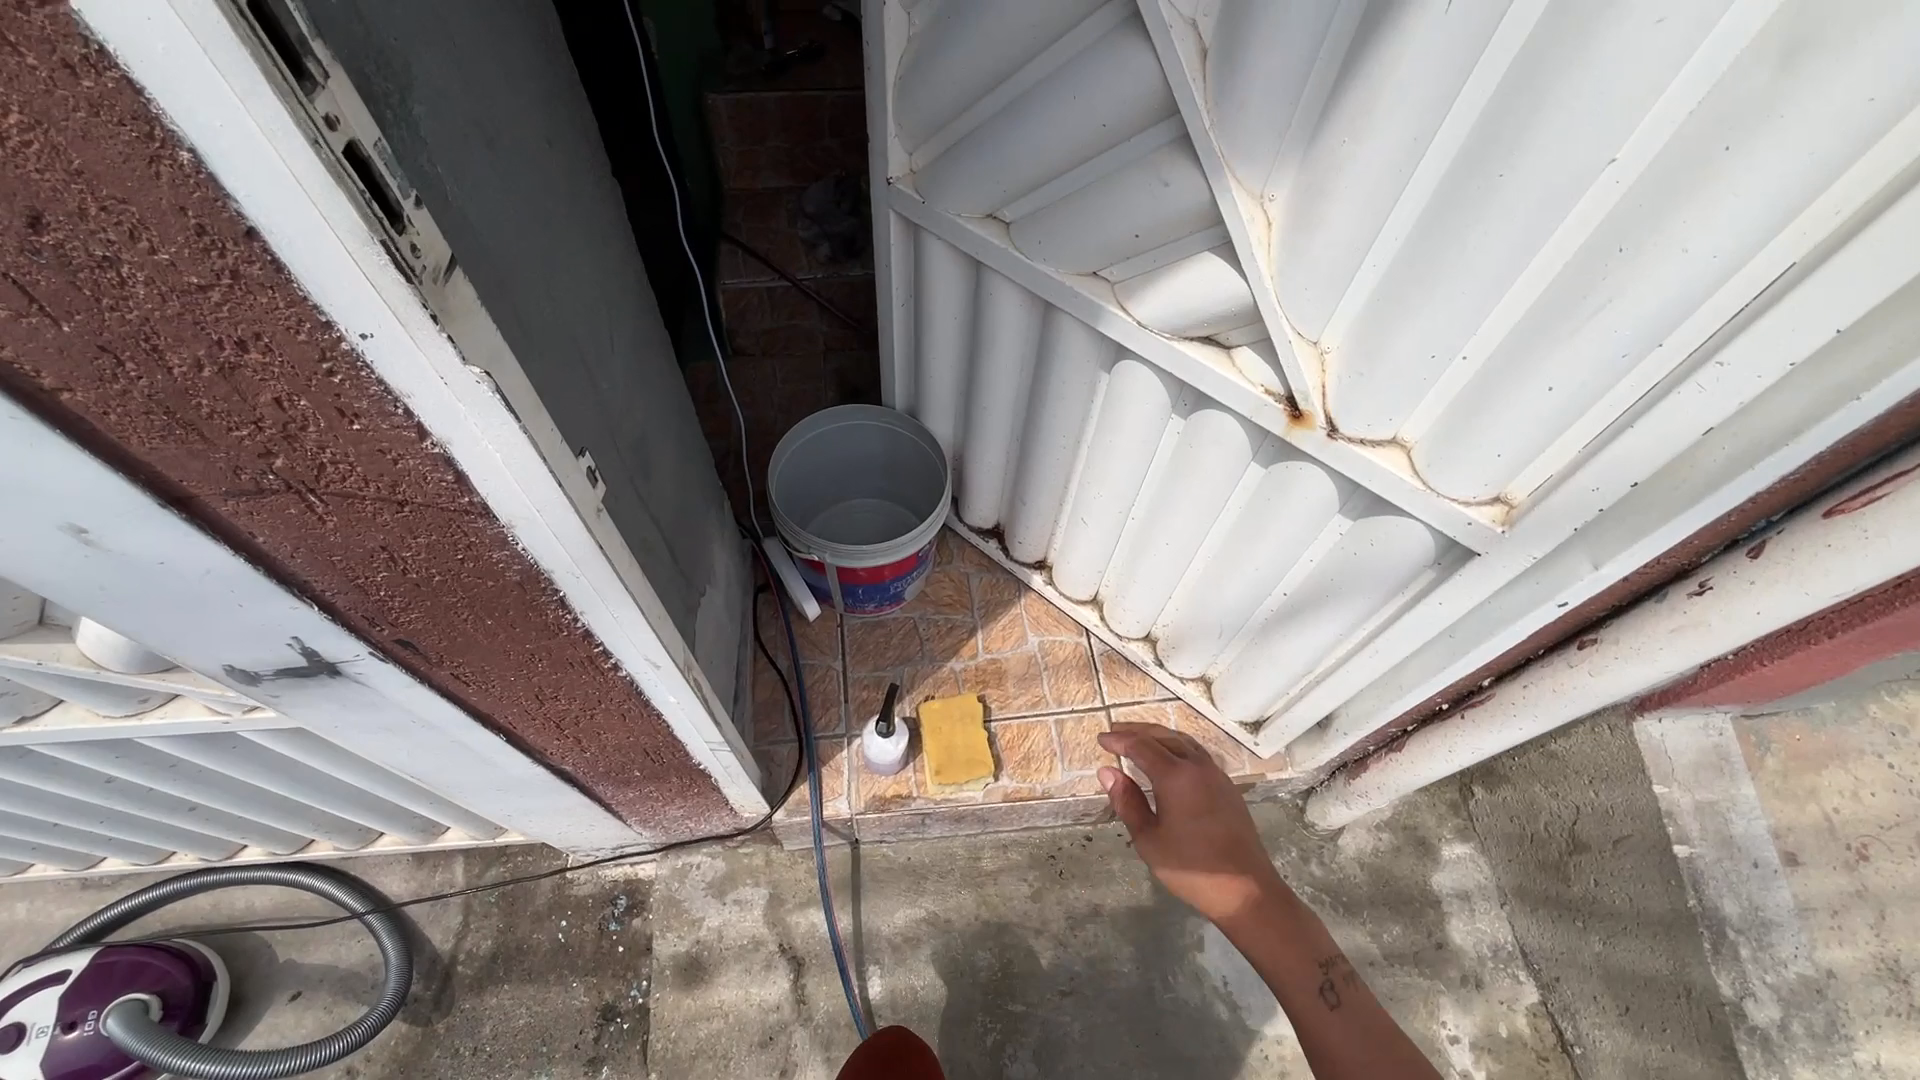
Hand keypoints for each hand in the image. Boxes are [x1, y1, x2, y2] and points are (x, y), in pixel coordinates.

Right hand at [1097, 722, 1286, 924]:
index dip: (1119, 741)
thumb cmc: (1190, 866)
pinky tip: (1171, 759)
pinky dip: (1178, 747)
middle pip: (1164, 737)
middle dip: (1138, 732)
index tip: (1101, 739)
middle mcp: (1197, 767)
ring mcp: (1217, 775)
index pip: (1141, 746)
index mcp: (1175, 776)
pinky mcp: (1228, 787)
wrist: (1245, 889)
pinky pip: (1198, 754)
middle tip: (1116, 733)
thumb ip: (1127, 801)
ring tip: (1140, 740)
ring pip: (1184, 742)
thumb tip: (1107, 772)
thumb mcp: (1148, 839)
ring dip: (1160, 736)